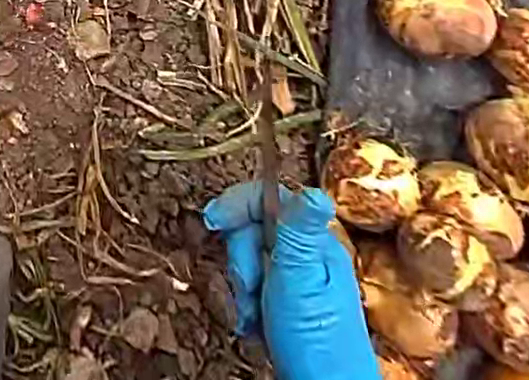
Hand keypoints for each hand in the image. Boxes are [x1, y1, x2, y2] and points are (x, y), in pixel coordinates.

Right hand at [204, 183, 374, 379]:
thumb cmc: (314, 338)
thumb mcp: (300, 278)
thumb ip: (299, 230)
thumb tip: (316, 190)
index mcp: (313, 240)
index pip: (268, 197)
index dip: (237, 202)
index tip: (212, 221)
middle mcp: (306, 254)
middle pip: (253, 227)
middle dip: (240, 256)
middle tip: (248, 287)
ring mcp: (295, 280)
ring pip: (249, 259)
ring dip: (241, 286)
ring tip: (252, 314)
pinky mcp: (284, 305)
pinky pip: (252, 289)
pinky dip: (245, 305)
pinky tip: (253, 325)